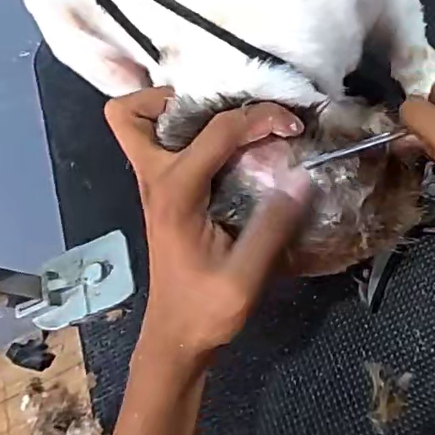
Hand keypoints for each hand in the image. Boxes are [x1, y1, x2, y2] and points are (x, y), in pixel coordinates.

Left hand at [105, 90, 308, 369]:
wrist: (177, 338)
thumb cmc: (207, 310)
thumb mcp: (246, 275)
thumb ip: (273, 226)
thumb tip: (303, 177)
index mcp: (176, 193)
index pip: (217, 131)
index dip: (260, 118)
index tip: (293, 126)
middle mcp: (156, 180)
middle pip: (131, 113)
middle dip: (179, 96)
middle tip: (232, 108)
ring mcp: (155, 186)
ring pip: (138, 124)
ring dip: (178, 110)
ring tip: (232, 121)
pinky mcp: (166, 194)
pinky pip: (161, 144)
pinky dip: (188, 131)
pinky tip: (230, 144)